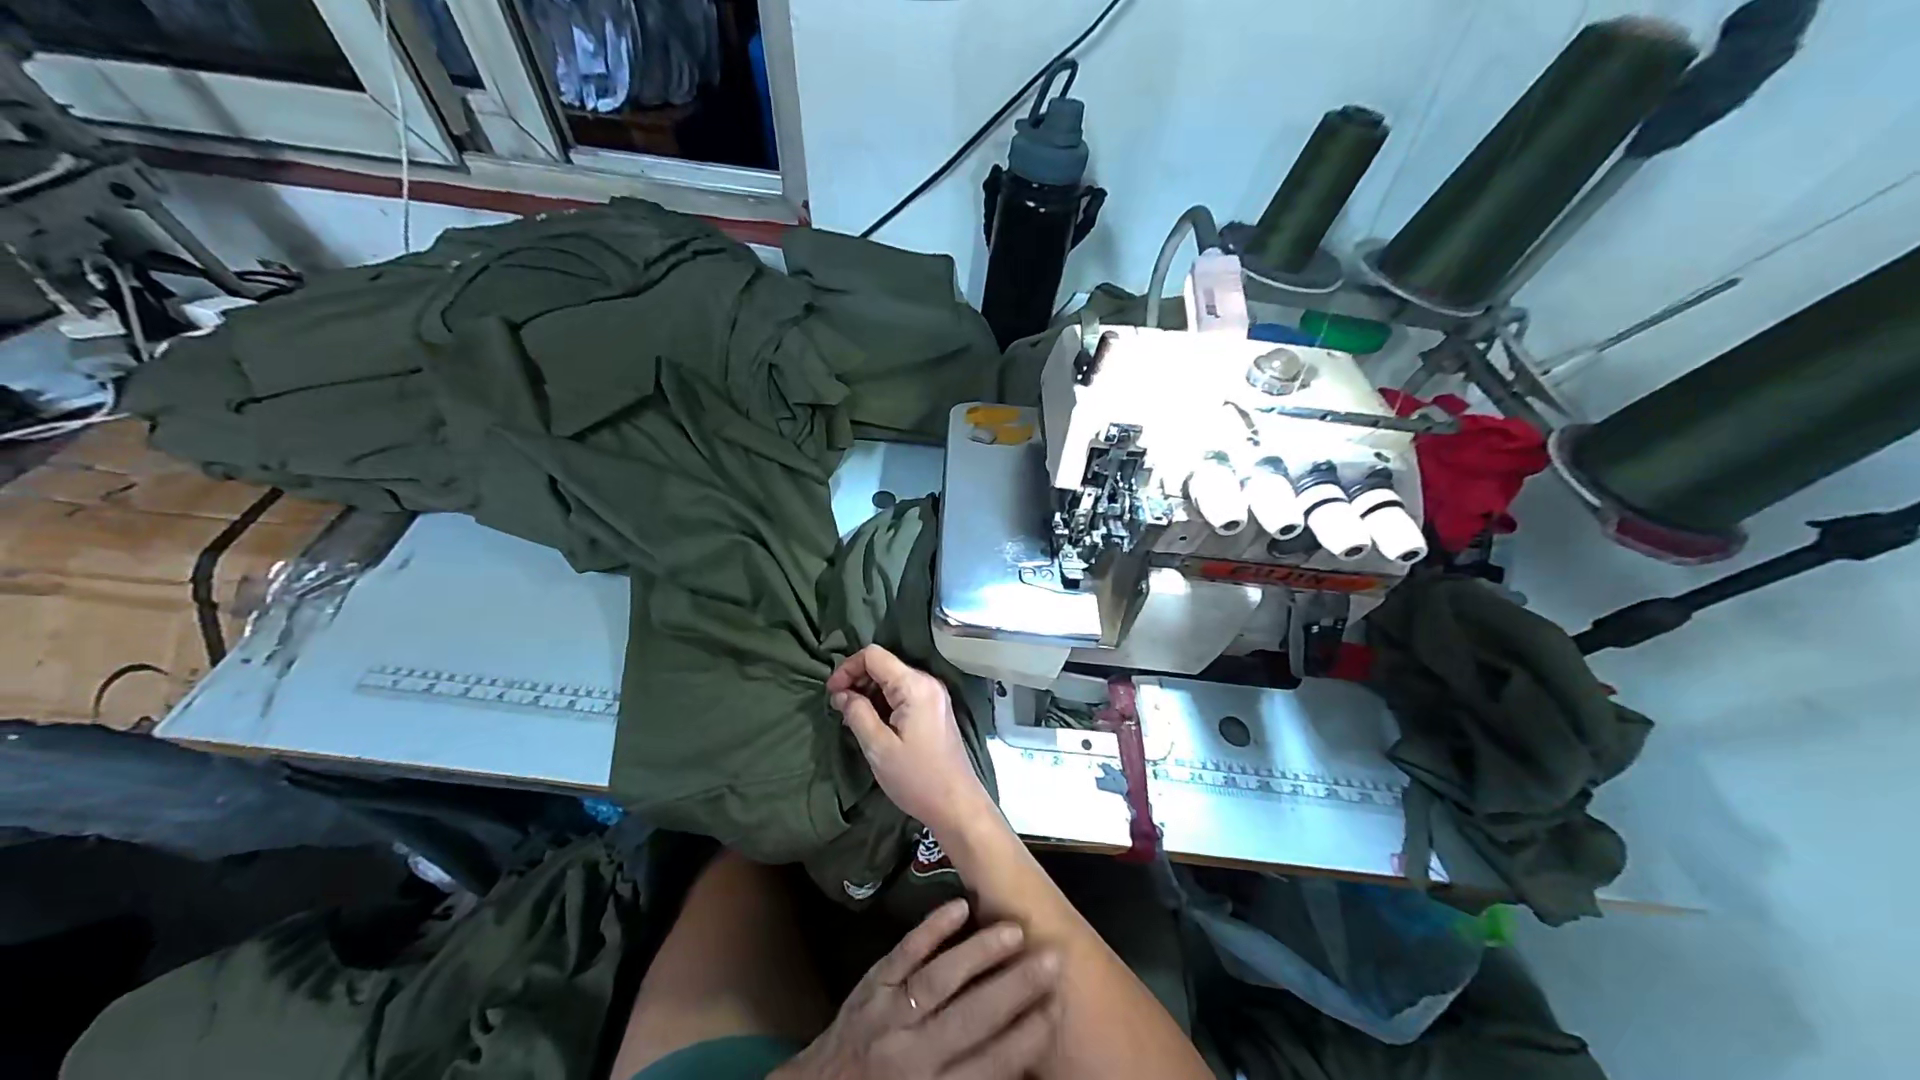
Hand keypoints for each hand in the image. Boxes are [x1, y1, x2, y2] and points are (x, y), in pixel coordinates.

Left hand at [772, 899, 1059, 1079]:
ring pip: (940, 978)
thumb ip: (974, 1074)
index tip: (1057, 1006)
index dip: (1028, 1036)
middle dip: (1016, 986)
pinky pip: (905, 952)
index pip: (991, 1064)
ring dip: (980, 952)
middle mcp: (916, 1053)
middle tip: (1052, 957)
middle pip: (973, 1017)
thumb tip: (1023, 1044)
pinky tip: (961, 906)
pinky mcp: (874, 981)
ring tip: (1016, 930)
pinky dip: (932, 928)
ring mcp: (892, 1012)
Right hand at [828, 645, 988, 833]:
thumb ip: (857, 713)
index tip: (831, 693)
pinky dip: (883, 701)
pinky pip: (903, 693)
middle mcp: (927, 683)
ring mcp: (934, 695)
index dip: (847, 668)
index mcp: (915, 686)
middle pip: (884, 664)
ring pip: (892, 679)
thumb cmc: (917, 778)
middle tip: (838, 707)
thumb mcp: (879, 747)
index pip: (874, 655)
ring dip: (868, 692)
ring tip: (851, 717)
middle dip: (857, 680)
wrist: (957, 804)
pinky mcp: (934, 709)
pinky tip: (871, 722)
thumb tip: (842, 694)